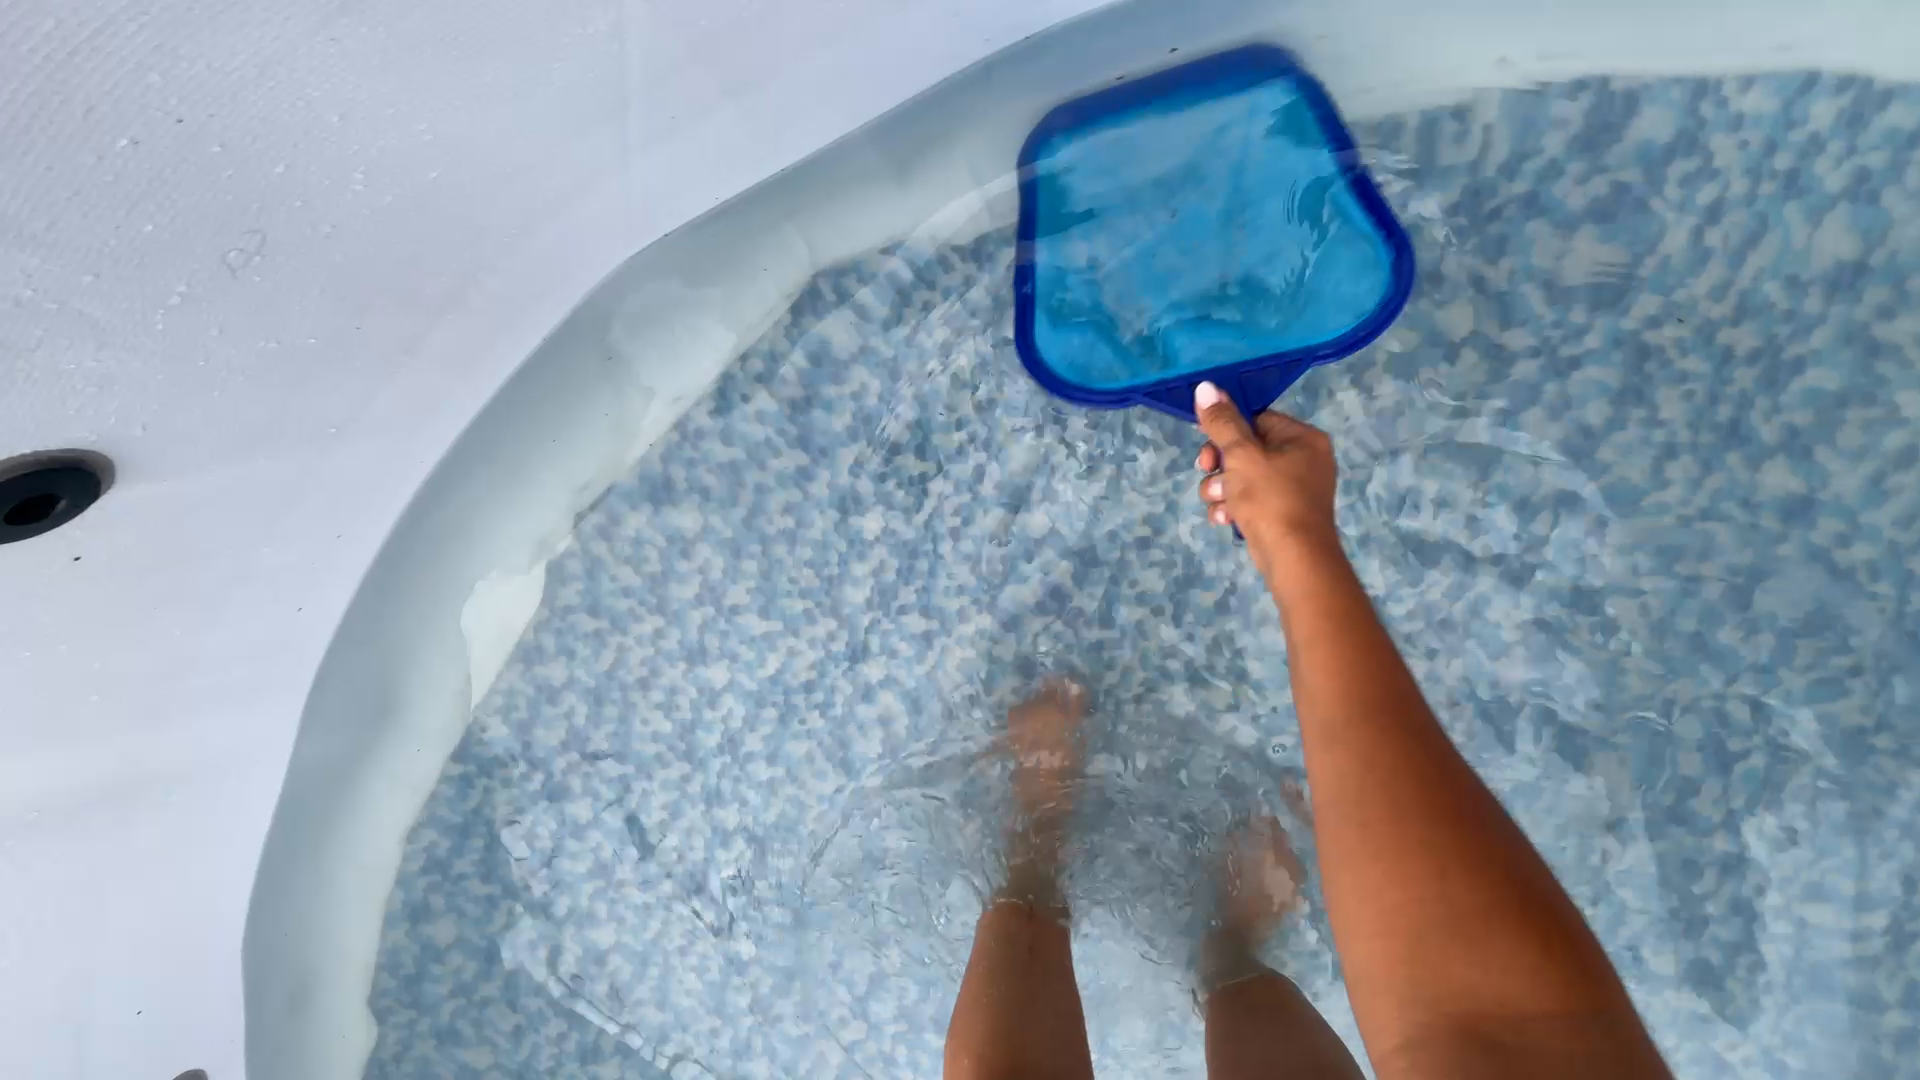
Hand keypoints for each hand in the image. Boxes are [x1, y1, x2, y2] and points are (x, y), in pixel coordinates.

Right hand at [1192, 381, 1338, 556]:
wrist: (1294, 558)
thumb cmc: (1271, 498)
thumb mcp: (1241, 455)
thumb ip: (1221, 422)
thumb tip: (1205, 387)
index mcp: (1302, 438)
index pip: (1256, 420)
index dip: (1226, 432)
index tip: (1207, 446)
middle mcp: (1303, 459)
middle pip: (1246, 449)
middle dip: (1220, 466)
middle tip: (1207, 472)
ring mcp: (1294, 489)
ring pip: (1242, 477)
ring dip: (1221, 489)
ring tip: (1219, 503)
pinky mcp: (1282, 514)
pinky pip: (1250, 500)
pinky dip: (1233, 507)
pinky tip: (1225, 519)